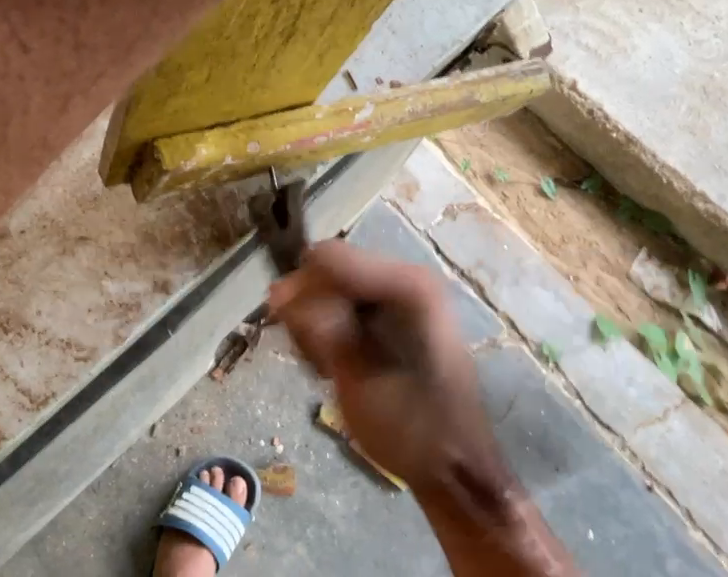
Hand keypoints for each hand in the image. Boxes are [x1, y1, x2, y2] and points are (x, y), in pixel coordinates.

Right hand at [267, 240, 506, 499]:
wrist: (451, 467)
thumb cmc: (414, 427)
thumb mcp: (363, 378)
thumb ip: (324, 327)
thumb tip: (277, 290)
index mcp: (408, 285)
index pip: (329, 259)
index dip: (303, 294)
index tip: (299, 337)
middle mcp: (402, 278)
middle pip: (322, 270)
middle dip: (307, 312)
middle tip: (316, 361)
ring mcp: (393, 296)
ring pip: (321, 288)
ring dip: (312, 326)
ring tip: (327, 367)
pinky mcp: (383, 314)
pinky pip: (332, 305)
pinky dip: (321, 332)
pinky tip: (333, 364)